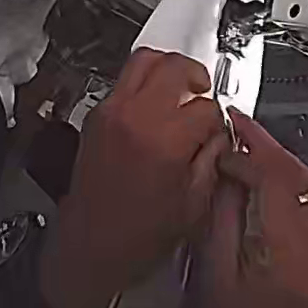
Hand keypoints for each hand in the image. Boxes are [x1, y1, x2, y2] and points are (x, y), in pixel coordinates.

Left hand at [38, 49, 226, 307]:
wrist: (89, 248)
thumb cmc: (134, 238)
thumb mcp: (193, 206)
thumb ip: (212, 161)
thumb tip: (218, 135)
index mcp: (165, 142)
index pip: (205, 107)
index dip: (217, 118)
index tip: (216, 128)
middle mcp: (137, 118)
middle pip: (175, 66)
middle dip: (197, 76)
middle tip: (202, 90)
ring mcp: (113, 112)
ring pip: (145, 59)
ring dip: (168, 67)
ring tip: (179, 85)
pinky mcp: (97, 116)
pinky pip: (124, 80)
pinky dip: (144, 80)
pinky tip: (154, 101)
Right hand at [197, 112, 307, 307]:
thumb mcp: (216, 280)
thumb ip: (221, 216)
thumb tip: (223, 169)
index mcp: (290, 264)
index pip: (277, 181)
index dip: (252, 147)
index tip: (231, 130)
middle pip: (302, 179)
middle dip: (268, 149)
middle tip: (240, 132)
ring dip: (283, 165)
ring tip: (252, 152)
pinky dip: (297, 188)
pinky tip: (274, 183)